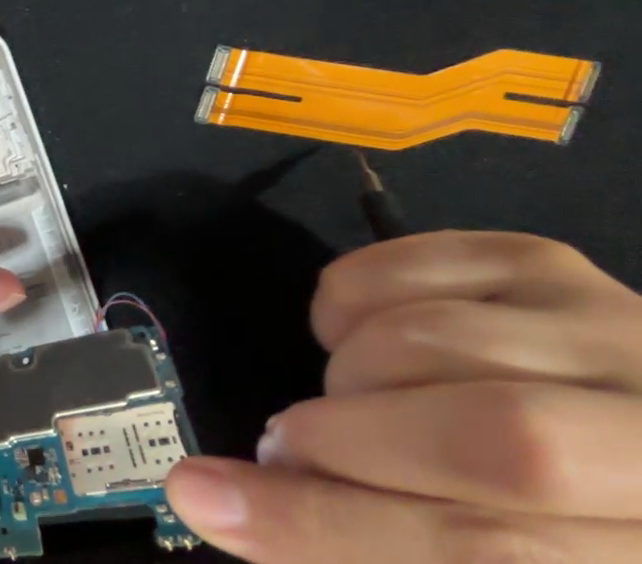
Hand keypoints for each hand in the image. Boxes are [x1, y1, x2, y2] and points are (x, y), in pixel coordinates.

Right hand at [166, 231, 641, 561]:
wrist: (634, 452)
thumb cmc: (545, 527)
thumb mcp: (485, 562)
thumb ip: (358, 539)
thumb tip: (203, 494)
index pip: (487, 547)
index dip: (324, 523)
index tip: (199, 496)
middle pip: (495, 437)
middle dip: (343, 442)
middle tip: (286, 451)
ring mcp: (621, 330)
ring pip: (430, 340)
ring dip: (347, 379)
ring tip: (356, 412)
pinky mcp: (550, 263)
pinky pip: (400, 264)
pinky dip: (342, 304)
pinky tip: (364, 344)